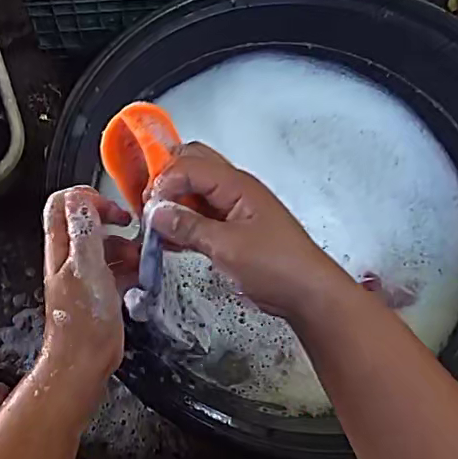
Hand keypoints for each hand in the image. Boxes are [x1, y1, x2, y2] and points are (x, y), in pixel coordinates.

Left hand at [37, 186, 134, 380]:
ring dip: (126, 246)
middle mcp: (70, 258)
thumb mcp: (87, 268)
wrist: (84, 363)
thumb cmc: (82, 323)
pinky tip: (141, 276)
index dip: (87, 198)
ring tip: (141, 258)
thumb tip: (81, 199)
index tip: (110, 210)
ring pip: (105, 244)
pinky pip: (116, 268)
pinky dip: (130, 266)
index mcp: (61, 248)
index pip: (63, 203)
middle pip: (87, 221)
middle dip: (111, 219)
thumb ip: (85, 231)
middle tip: (128, 225)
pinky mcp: (99, 290)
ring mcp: (84, 274)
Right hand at [145, 142, 350, 320]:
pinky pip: (200, 216)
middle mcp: (234, 190)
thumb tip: (156, 212)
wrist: (308, 293)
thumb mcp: (226, 247)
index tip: (149, 207)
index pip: (189, 165)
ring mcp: (233, 208)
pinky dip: (183, 224)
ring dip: (173, 204)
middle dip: (167, 182)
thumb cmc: (278, 267)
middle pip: (192, 166)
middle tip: (150, 207)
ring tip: (156, 227)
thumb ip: (188, 227)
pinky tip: (169, 241)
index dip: (165, 181)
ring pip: (194, 192)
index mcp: (236, 185)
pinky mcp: (232, 229)